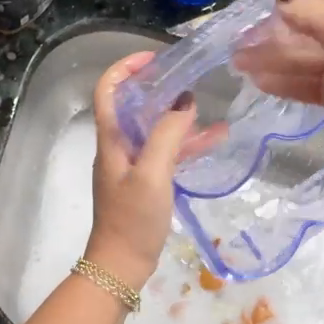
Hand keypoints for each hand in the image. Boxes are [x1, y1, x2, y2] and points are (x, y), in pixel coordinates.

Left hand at [87, 51, 225, 289]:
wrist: (121, 264)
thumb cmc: (132, 219)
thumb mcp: (153, 174)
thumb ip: (168, 135)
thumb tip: (184, 101)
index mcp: (112, 140)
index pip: (108, 91)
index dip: (125, 69)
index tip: (154, 59)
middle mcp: (119, 148)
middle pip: (134, 107)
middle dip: (160, 89)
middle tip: (189, 78)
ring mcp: (132, 167)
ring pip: (155, 132)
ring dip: (179, 119)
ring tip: (210, 109)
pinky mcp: (145, 185)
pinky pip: (166, 156)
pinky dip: (186, 146)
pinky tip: (214, 141)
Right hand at [229, 0, 323, 147]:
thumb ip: (305, 14)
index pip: (316, 3)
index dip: (287, 11)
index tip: (257, 20)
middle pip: (304, 35)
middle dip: (271, 41)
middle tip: (236, 50)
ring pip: (302, 62)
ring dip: (271, 63)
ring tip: (239, 67)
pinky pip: (307, 86)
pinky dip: (285, 84)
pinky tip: (260, 82)